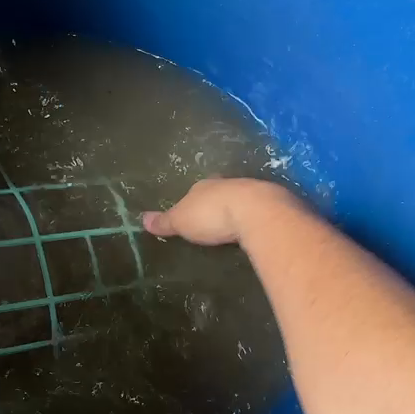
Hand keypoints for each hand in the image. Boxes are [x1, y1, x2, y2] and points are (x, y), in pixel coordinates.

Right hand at [142, 177, 301, 246]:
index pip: (196, 191)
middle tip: (214, 220)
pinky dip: (256, 219)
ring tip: (235, 227)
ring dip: (239, 211)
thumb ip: (164, 221)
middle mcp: (229, 184)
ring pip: (242, 200)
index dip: (194, 202)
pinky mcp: (273, 206)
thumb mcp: (181, 221)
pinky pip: (259, 212)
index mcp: (205, 186)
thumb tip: (142, 218)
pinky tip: (255, 229)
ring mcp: (253, 193)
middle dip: (218, 204)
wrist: (256, 211)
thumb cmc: (211, 215)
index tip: (193, 212)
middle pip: (220, 193)